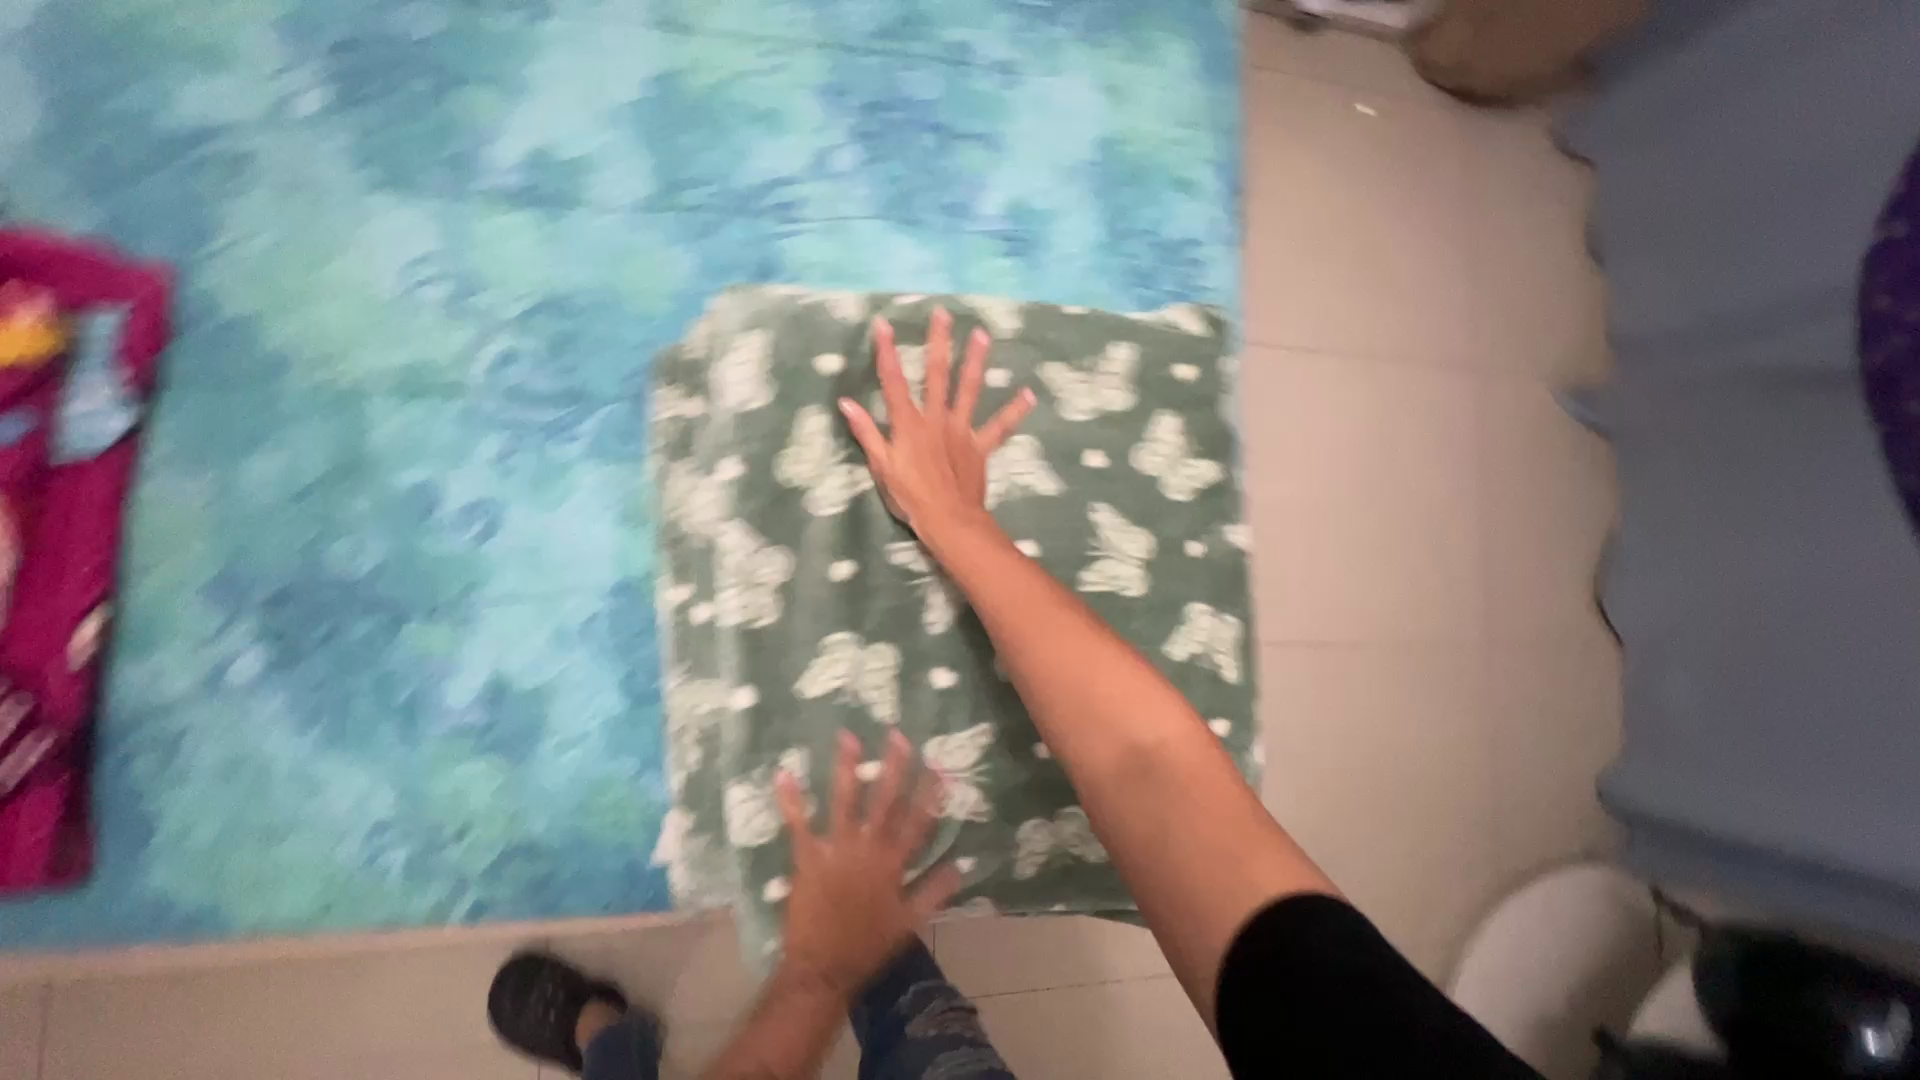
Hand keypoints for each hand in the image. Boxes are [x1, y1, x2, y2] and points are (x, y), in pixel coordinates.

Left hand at [774, 729, 961, 996]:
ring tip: (848, 736)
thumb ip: (935, 891)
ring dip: (846, 768)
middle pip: (884, 801)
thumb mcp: (910, 922)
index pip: (917, 821)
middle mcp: (868, 849)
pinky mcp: (807, 857)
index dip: (929, 793)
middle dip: (893, 767)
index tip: (936, 764)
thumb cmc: (868, 945)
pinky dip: (791, 799)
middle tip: (897, 735)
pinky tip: (784, 774)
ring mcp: (836, 850)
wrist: (823, 969)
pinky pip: (798, 824)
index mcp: (894, 864)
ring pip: (844, 801)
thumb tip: (960, 866)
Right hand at [838, 307, 1035, 538]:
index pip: (893, 382)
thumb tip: (846, 403)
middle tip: (943, 313)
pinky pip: (1000, 427)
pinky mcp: (980, 447)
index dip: (887, 352)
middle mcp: (936, 419)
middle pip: (936, 374)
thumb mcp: (881, 466)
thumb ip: (866, 432)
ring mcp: (961, 431)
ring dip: (976, 361)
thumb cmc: (910, 497)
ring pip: (969, 390)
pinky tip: (1028, 394)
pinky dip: (1014, 411)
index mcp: (908, 424)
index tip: (884, 324)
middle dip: (939, 342)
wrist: (948, 520)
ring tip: (983, 335)